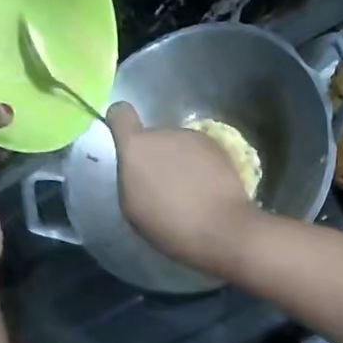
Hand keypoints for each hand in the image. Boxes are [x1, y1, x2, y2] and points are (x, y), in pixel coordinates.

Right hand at [108, 101, 262, 273]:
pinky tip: (210, 188)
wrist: (222, 228)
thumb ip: (131, 178)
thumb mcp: (133, 208)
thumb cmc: (170, 226)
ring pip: (180, 145)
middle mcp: (164, 133)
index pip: (121, 114)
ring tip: (192, 190)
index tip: (127, 140)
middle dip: (158, 155)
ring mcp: (194, 138)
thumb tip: (139, 169)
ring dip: (182, 160)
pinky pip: (202, 152)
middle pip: (155, 137)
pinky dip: (203, 165)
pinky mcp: (219, 147)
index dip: (122, 123)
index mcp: (136, 148)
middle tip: (168, 185)